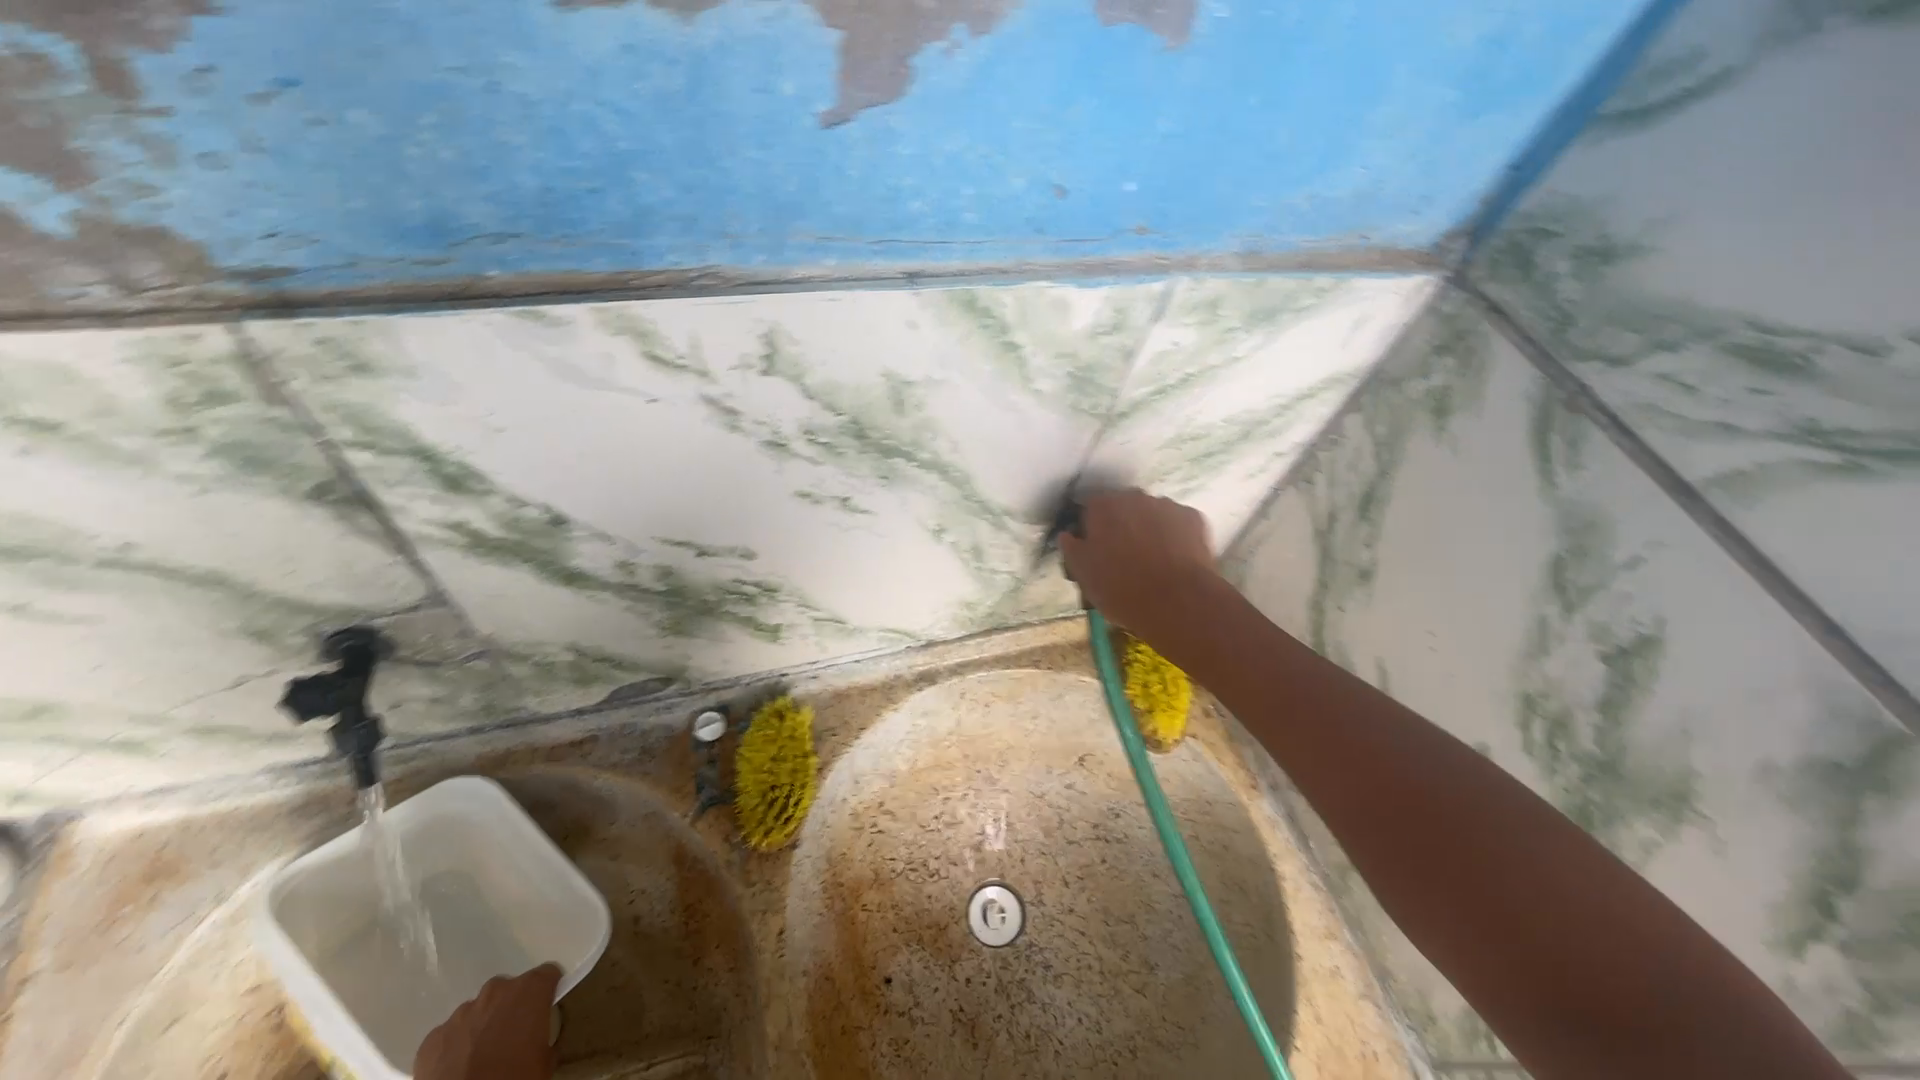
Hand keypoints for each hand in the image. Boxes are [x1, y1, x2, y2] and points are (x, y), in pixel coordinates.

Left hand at [413, 964, 560, 1079]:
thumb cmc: (514, 1077)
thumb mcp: (545, 1062)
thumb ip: (545, 1039)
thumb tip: (537, 1041)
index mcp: (528, 993)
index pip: (546, 974)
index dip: (549, 988)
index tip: (547, 1004)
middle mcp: (494, 993)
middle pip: (509, 989)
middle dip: (513, 1006)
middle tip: (515, 1034)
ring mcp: (460, 1013)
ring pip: (479, 1010)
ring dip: (485, 1024)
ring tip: (484, 1053)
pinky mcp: (434, 1037)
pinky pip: (453, 1033)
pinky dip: (459, 1044)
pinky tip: (461, 1065)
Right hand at [1058, 489, 1218, 641]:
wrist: (1177, 601)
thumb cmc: (1121, 588)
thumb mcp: (1083, 574)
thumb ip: (1072, 549)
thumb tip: (1068, 535)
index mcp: (1103, 506)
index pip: (1090, 509)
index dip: (1091, 530)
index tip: (1094, 552)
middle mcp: (1135, 496)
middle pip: (1123, 508)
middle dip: (1121, 527)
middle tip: (1122, 559)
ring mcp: (1167, 505)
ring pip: (1152, 515)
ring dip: (1148, 531)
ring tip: (1152, 563)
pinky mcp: (1194, 519)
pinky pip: (1178, 525)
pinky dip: (1174, 538)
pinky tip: (1174, 562)